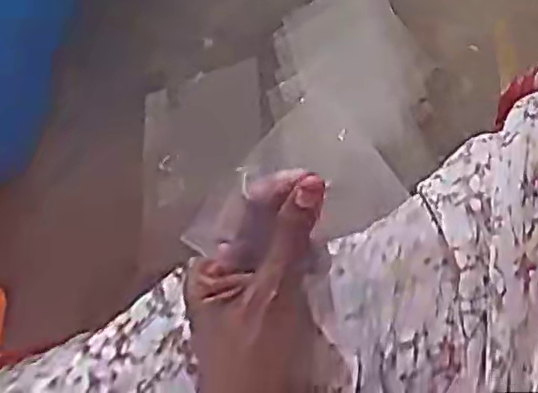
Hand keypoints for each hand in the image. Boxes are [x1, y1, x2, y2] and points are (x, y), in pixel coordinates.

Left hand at [184, 171, 325, 392]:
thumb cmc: (253, 359)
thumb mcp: (271, 293)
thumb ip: (290, 236)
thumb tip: (311, 182)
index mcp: (211, 268)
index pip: (241, 211)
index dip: (274, 189)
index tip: (311, 178)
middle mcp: (231, 269)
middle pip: (265, 220)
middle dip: (295, 206)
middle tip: (326, 193)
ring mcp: (257, 283)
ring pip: (286, 236)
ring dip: (307, 228)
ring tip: (326, 224)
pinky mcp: (282, 295)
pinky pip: (299, 258)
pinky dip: (314, 251)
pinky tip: (323, 253)